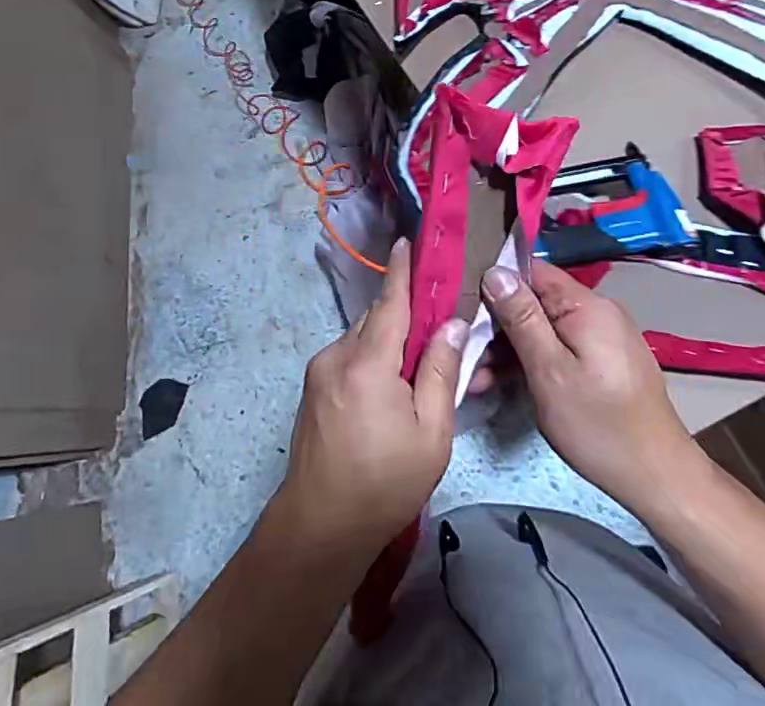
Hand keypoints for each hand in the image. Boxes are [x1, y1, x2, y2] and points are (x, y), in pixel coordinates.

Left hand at [270, 238, 464, 555]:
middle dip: (408, 318)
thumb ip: (440, 372)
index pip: (389, 302)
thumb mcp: (431, 432)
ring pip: (363, 339)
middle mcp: (336, 356)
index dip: (401, 270)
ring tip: (422, 370)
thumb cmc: (385, 482)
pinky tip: (393, 389)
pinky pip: (349, 358)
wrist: (321, 523)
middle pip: (377, 320)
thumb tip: (452, 325)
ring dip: (391, 344)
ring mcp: (319, 371)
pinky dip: (373, 361)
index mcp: (366, 363)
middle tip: (443, 331)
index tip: (407, 241)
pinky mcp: (313, 387)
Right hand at [480, 261, 701, 505]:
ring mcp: (599, 338)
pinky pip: (556, 348)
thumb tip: (496, 271)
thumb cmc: (598, 424)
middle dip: (496, 327)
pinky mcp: (599, 361)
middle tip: (466, 358)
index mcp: (587, 306)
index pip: (532, 272)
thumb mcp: (549, 370)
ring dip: (507, 351)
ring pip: (540, 329)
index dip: (494, 284)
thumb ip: (521, 318)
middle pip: (533, 303)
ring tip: (477, 382)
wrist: (656, 478)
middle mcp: (596, 312)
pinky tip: (501, 384)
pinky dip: (529, 363)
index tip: (462, 306)